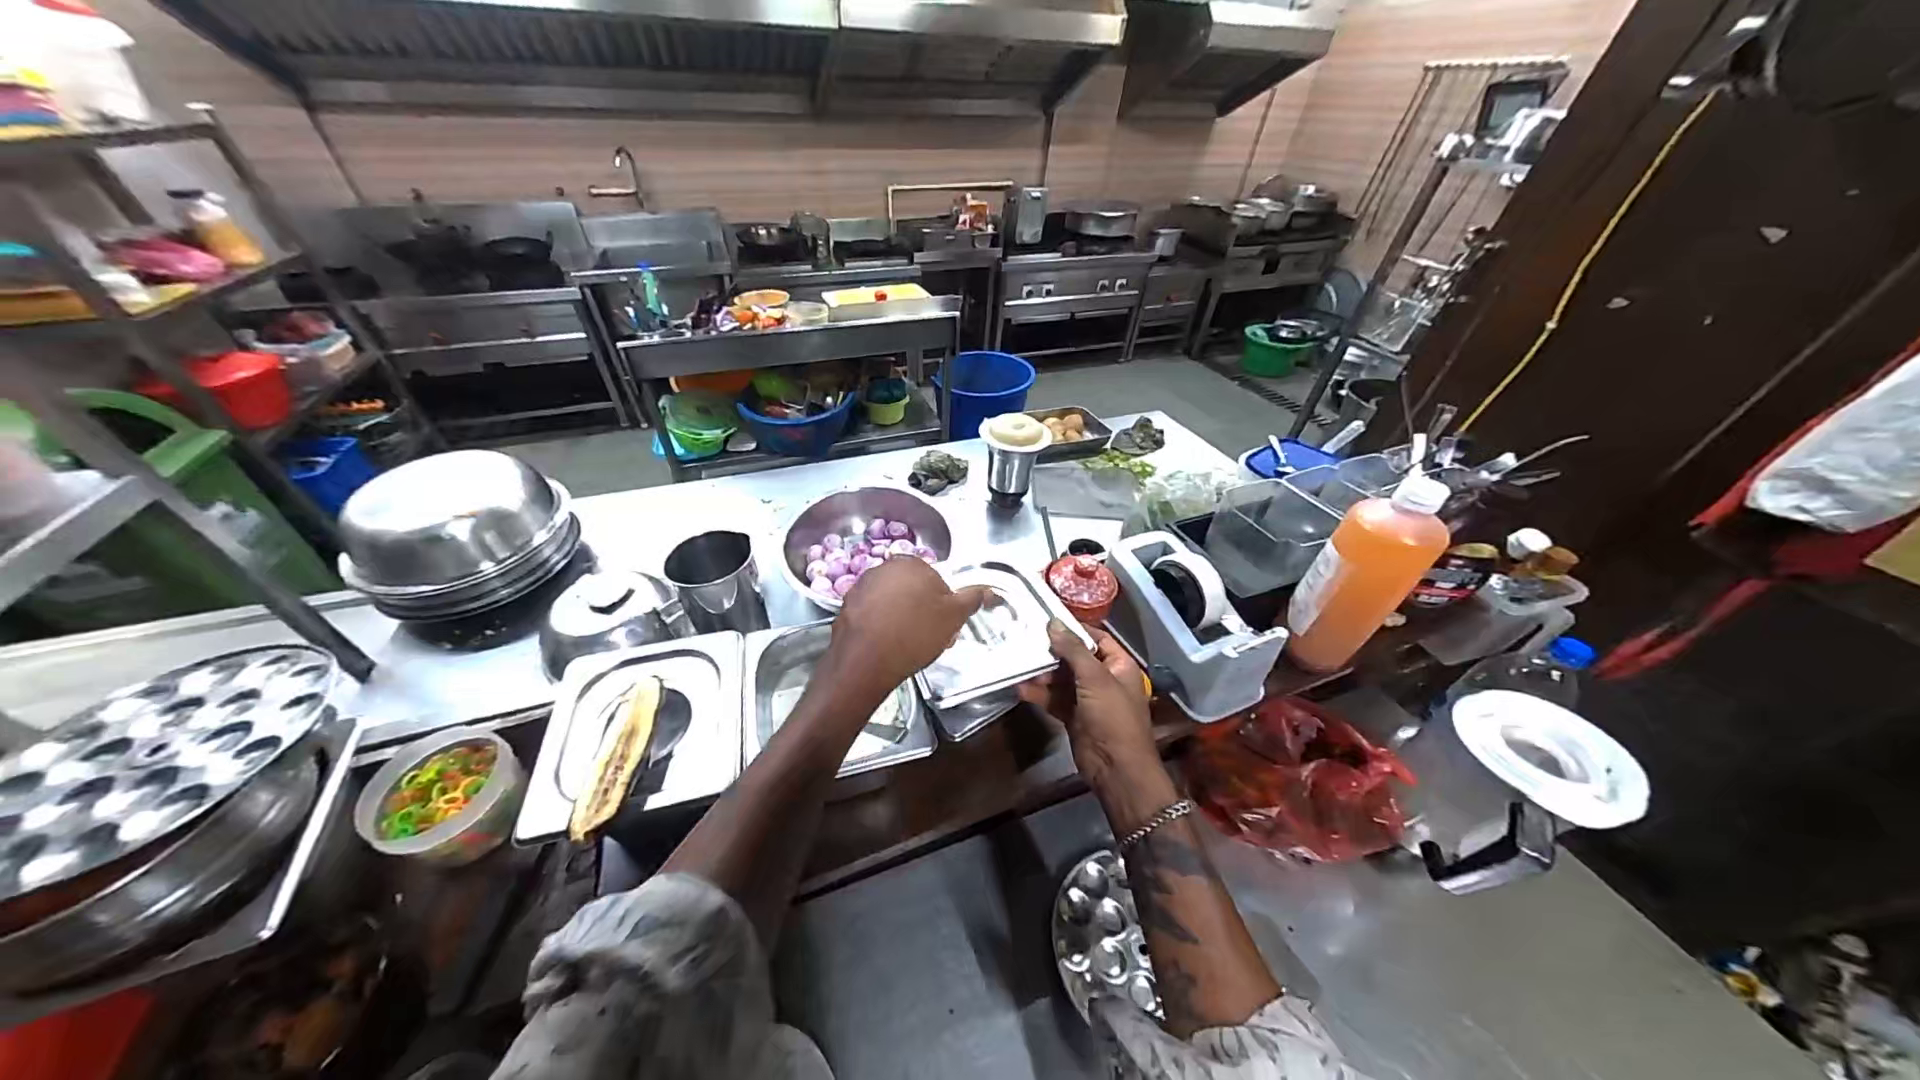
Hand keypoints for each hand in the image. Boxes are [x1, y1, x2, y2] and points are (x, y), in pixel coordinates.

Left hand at [828, 558, 991, 697]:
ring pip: (890, 602)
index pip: (935, 582)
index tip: (943, 626)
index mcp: (912, 563)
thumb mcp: (954, 616)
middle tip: (927, 638)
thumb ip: (972, 599)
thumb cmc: (915, 633)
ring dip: (899, 618)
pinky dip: (879, 626)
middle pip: (911, 590)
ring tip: (906, 645)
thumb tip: (988, 590)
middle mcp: (884, 568)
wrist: (866, 660)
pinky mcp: (846, 607)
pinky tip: (885, 645)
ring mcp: (862, 586)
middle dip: (921, 611)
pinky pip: (871, 614)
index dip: (942, 606)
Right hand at [1018, 622, 1159, 792]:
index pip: (1096, 638)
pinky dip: (1039, 694)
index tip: (1046, 620)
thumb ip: (1073, 650)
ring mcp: (1088, 699)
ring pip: (1062, 679)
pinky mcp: (1073, 717)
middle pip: (1076, 658)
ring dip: (1043, 674)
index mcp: (1119, 666)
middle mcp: (1104, 679)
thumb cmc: (1113, 717)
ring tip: (1020, 665)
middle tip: (1025, 641)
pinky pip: (1054, 699)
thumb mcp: (1095, 678)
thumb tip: (1053, 623)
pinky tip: (1020, 688)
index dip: (1074, 629)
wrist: (1117, 768)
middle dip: (1052, 652)